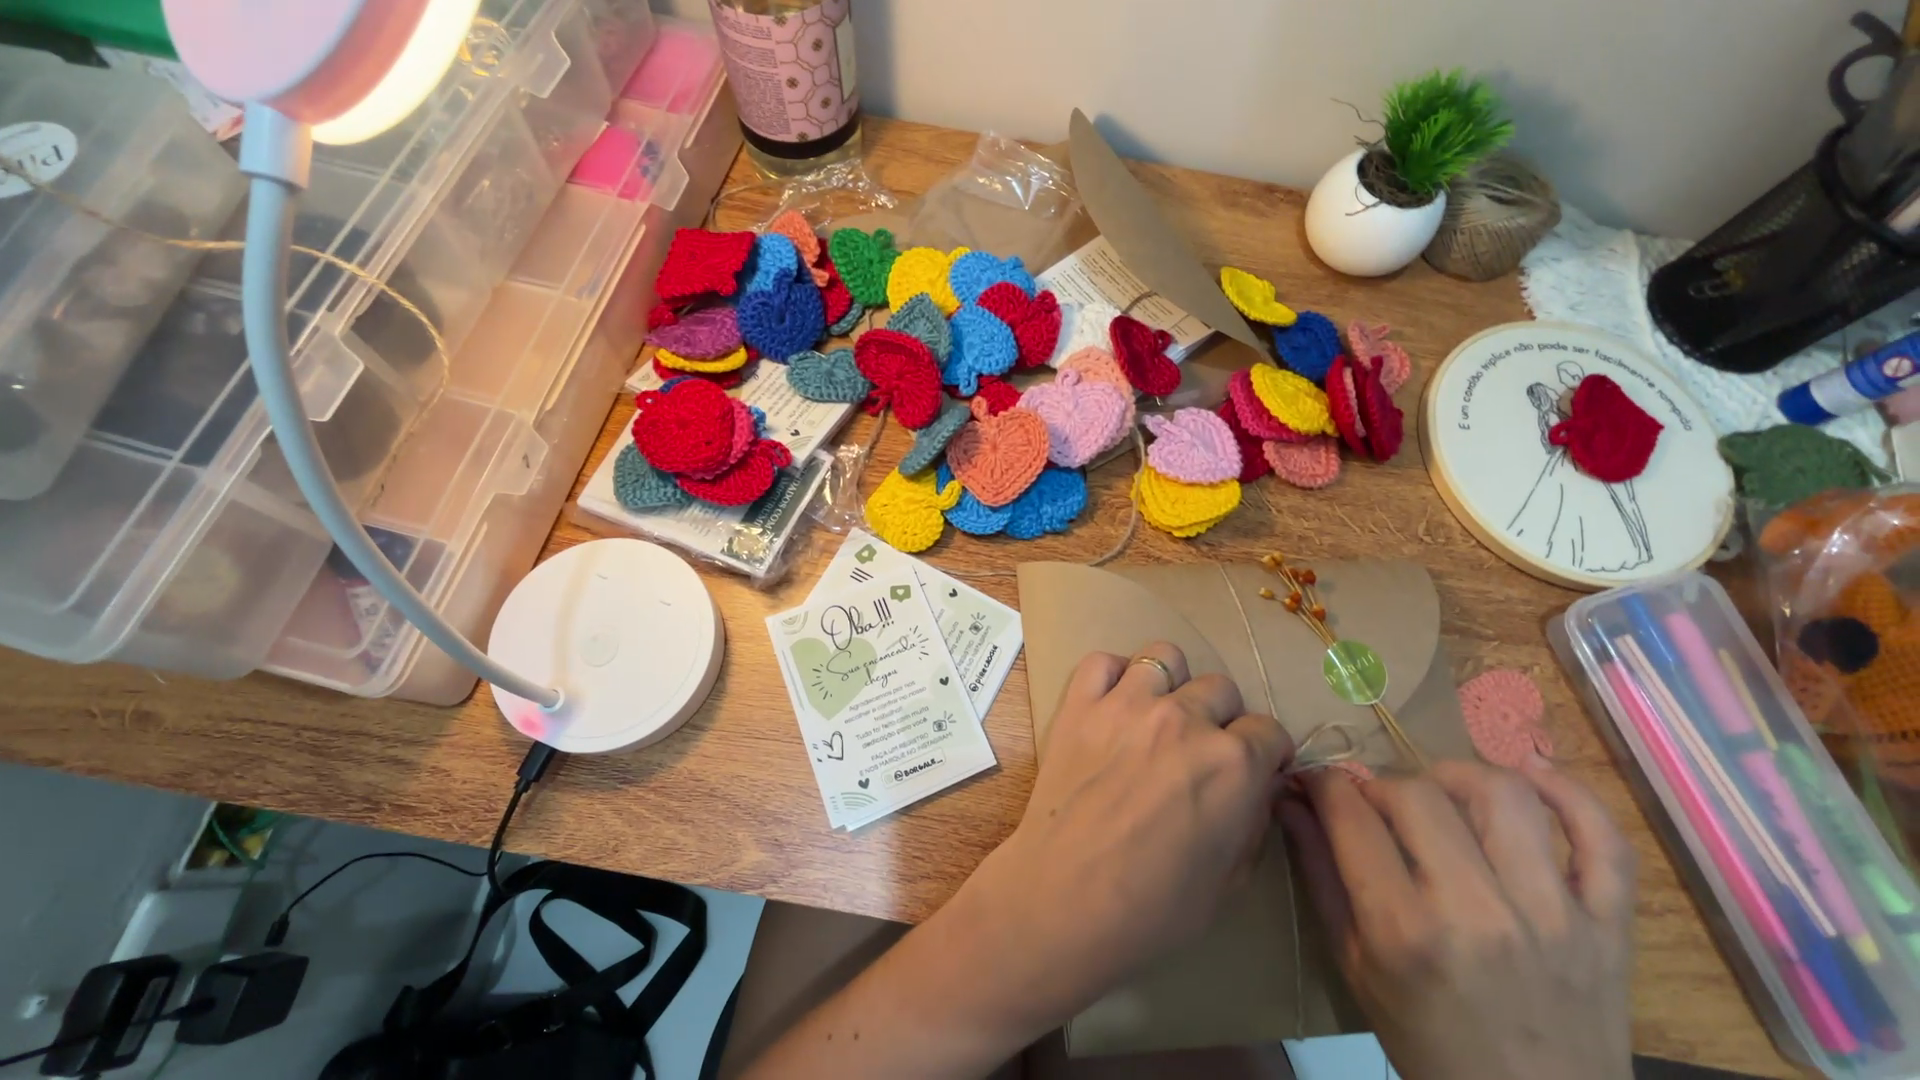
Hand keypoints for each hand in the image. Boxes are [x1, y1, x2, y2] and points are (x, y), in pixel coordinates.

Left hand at [943, 643, 1293, 1028]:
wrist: (1065, 899)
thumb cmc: (1155, 907)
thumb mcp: (1231, 878)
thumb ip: (1253, 821)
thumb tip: (1259, 789)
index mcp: (1234, 762)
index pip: (1269, 730)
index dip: (1265, 753)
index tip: (1254, 769)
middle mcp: (1186, 718)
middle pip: (1221, 688)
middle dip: (1220, 717)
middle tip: (1199, 750)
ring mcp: (1128, 703)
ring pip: (1165, 656)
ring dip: (1171, 685)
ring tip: (1157, 717)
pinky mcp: (1080, 704)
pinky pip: (1101, 662)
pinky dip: (1112, 676)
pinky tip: (1112, 704)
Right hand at [1281, 759, 1635, 1079]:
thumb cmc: (1427, 1043)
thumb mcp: (1355, 967)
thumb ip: (1321, 877)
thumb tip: (1291, 801)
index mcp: (1404, 931)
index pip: (1351, 816)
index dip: (1325, 783)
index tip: (1318, 781)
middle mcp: (1478, 913)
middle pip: (1419, 795)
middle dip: (1381, 783)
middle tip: (1376, 802)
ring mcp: (1554, 915)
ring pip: (1504, 795)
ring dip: (1458, 777)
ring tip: (1443, 794)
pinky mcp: (1609, 923)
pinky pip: (1602, 835)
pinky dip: (1569, 792)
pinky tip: (1532, 778)